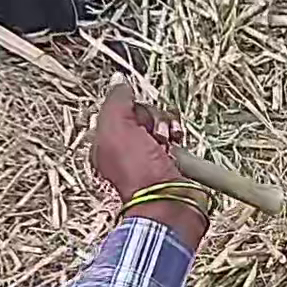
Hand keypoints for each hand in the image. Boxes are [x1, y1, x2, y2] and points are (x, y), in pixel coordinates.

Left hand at [91, 81, 183, 200]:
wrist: (168, 203)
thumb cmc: (137, 172)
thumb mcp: (116, 128)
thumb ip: (116, 101)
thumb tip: (121, 83)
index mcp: (107, 143)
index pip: (121, 108)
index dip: (132, 110)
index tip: (136, 122)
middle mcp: (127, 150)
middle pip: (143, 114)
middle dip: (153, 119)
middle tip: (155, 136)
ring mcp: (149, 157)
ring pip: (161, 123)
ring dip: (167, 126)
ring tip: (169, 142)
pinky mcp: (170, 163)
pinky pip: (176, 137)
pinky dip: (179, 137)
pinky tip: (178, 144)